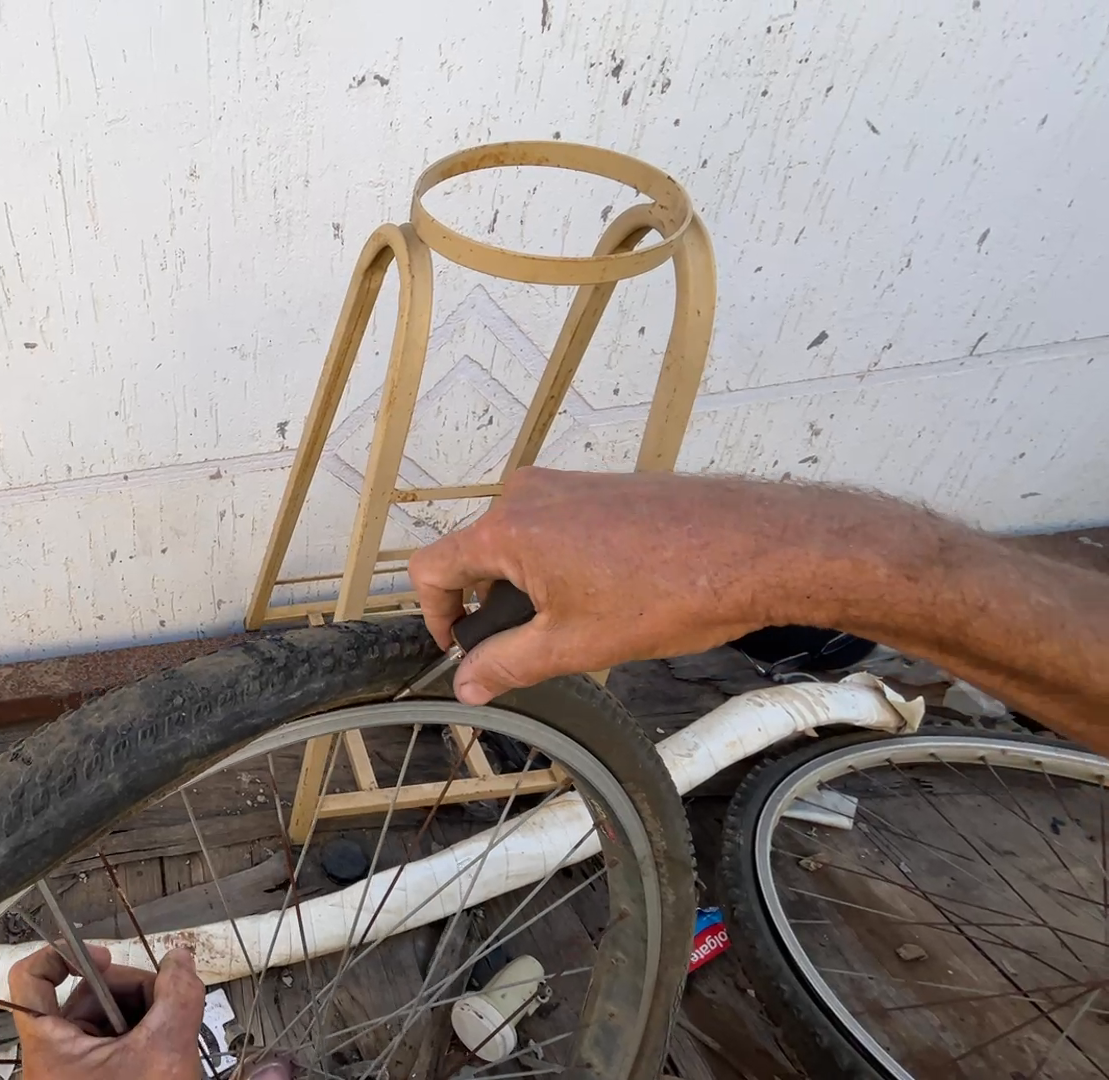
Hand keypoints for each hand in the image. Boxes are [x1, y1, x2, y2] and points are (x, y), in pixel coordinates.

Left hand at [10, 944, 205, 1079]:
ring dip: (143, 1016)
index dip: (63, 953)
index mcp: (48, 1047)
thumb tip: (182, 960)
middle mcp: (53, 1060)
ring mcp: (74, 1076)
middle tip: (164, 1004)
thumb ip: (178, 997)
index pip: (28, 978)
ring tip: (170, 1035)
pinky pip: (113, 1046)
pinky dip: (141, 1041)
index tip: (102, 955)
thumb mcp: (164, 1054)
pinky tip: (164, 1054)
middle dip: (132, 992)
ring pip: (105, 1020)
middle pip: (85, 994)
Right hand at [406, 467, 893, 703]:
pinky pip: (546, 524)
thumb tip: (465, 686)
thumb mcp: (574, 645)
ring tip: (576, 616)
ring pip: (511, 541)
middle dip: (488, 603)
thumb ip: (506, 665)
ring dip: (523, 582)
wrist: (764, 546)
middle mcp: (523, 495)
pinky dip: (553, 559)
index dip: (434, 613)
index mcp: (505, 531)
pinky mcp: (592, 484)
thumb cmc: (670, 592)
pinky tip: (601, 587)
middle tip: (531, 641)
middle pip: (473, 555)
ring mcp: (561, 484)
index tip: (460, 646)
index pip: (430, 568)